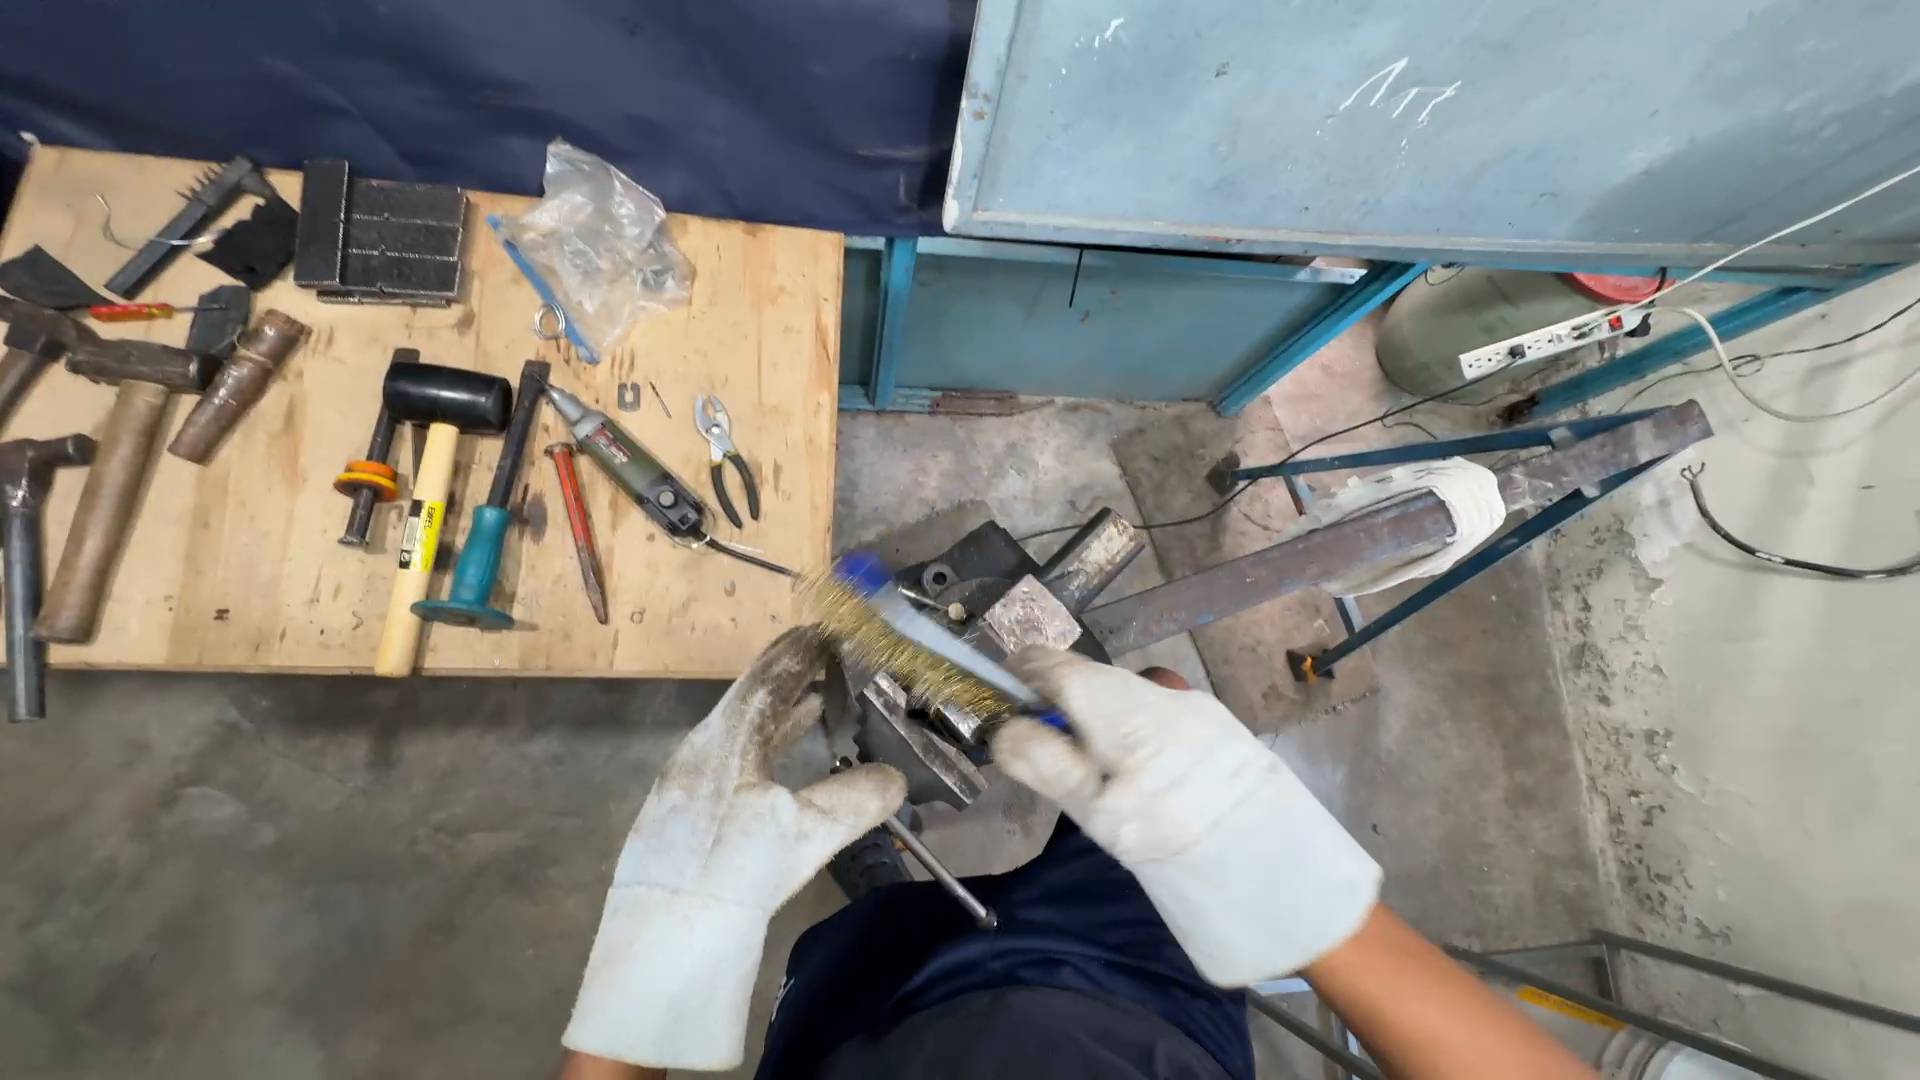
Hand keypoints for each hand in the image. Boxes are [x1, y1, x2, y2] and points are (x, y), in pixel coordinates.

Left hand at [563, 628, 905, 1069]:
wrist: (659, 951)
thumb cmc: (731, 872)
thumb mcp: (802, 833)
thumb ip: (855, 799)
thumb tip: (896, 778)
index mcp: (724, 737)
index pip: (768, 675)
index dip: (800, 650)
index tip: (827, 629)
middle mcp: (702, 749)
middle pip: (754, 698)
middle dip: (794, 678)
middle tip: (831, 660)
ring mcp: (690, 782)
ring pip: (745, 731)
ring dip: (783, 714)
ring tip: (818, 701)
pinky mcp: (689, 815)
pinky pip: (739, 758)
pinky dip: (769, 746)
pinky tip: (783, 762)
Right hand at [993, 648, 1380, 986]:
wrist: (1275, 857)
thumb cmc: (1171, 836)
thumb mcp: (1094, 811)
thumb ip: (1044, 762)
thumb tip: (1004, 728)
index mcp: (1112, 701)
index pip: (1045, 661)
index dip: (1019, 679)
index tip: (1011, 710)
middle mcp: (1148, 686)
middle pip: (1082, 679)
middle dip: (1060, 710)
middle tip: (1061, 763)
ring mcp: (1184, 700)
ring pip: (1117, 697)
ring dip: (1097, 723)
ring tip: (1107, 777)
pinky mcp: (1211, 719)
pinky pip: (1152, 714)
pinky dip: (1132, 733)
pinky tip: (1148, 776)